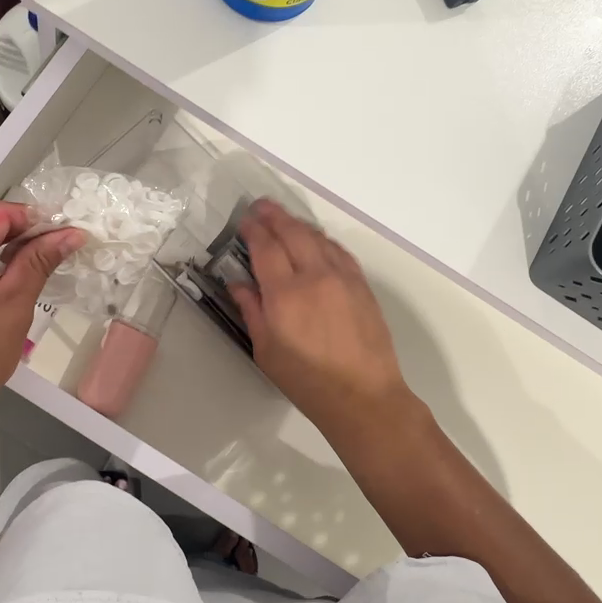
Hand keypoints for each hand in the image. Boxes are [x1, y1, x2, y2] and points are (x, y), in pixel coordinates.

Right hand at [228, 200, 422, 439]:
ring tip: (284, 219)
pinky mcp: (361, 285)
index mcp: (285, 295)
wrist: (362, 396)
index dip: (254, 230)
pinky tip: (315, 240)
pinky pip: (339, 251)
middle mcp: (315, 277)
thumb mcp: (267, 351)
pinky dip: (322, 240)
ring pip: (317, 238)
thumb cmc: (307, 381)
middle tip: (261, 206)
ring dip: (298, 224)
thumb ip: (252, 311)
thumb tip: (238, 284)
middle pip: (292, 233)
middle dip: (274, 216)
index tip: (245, 221)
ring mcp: (342, 278)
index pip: (266, 248)